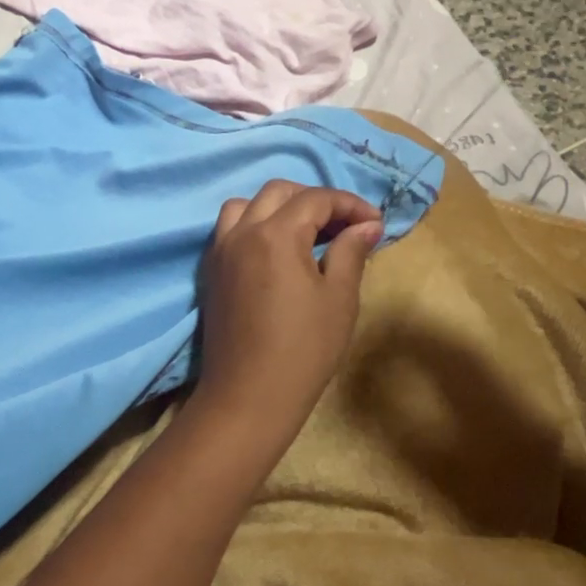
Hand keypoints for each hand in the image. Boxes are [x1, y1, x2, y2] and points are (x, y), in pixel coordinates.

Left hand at [194, 180, 382, 435]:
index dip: (349, 204)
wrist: (248, 393)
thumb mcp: (339, 299)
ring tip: (306, 232)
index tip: (375, 222)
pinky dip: (253, 224)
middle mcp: (241, 231)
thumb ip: (351, 252)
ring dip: (278, 207)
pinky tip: (276, 250)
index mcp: (275, 234)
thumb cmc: (304, 349)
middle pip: (278, 192)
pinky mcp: (210, 269)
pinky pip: (229, 228)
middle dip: (314, 200)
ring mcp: (220, 249)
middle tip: (344, 225)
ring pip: (246, 205)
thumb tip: (366, 224)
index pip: (315, 199)